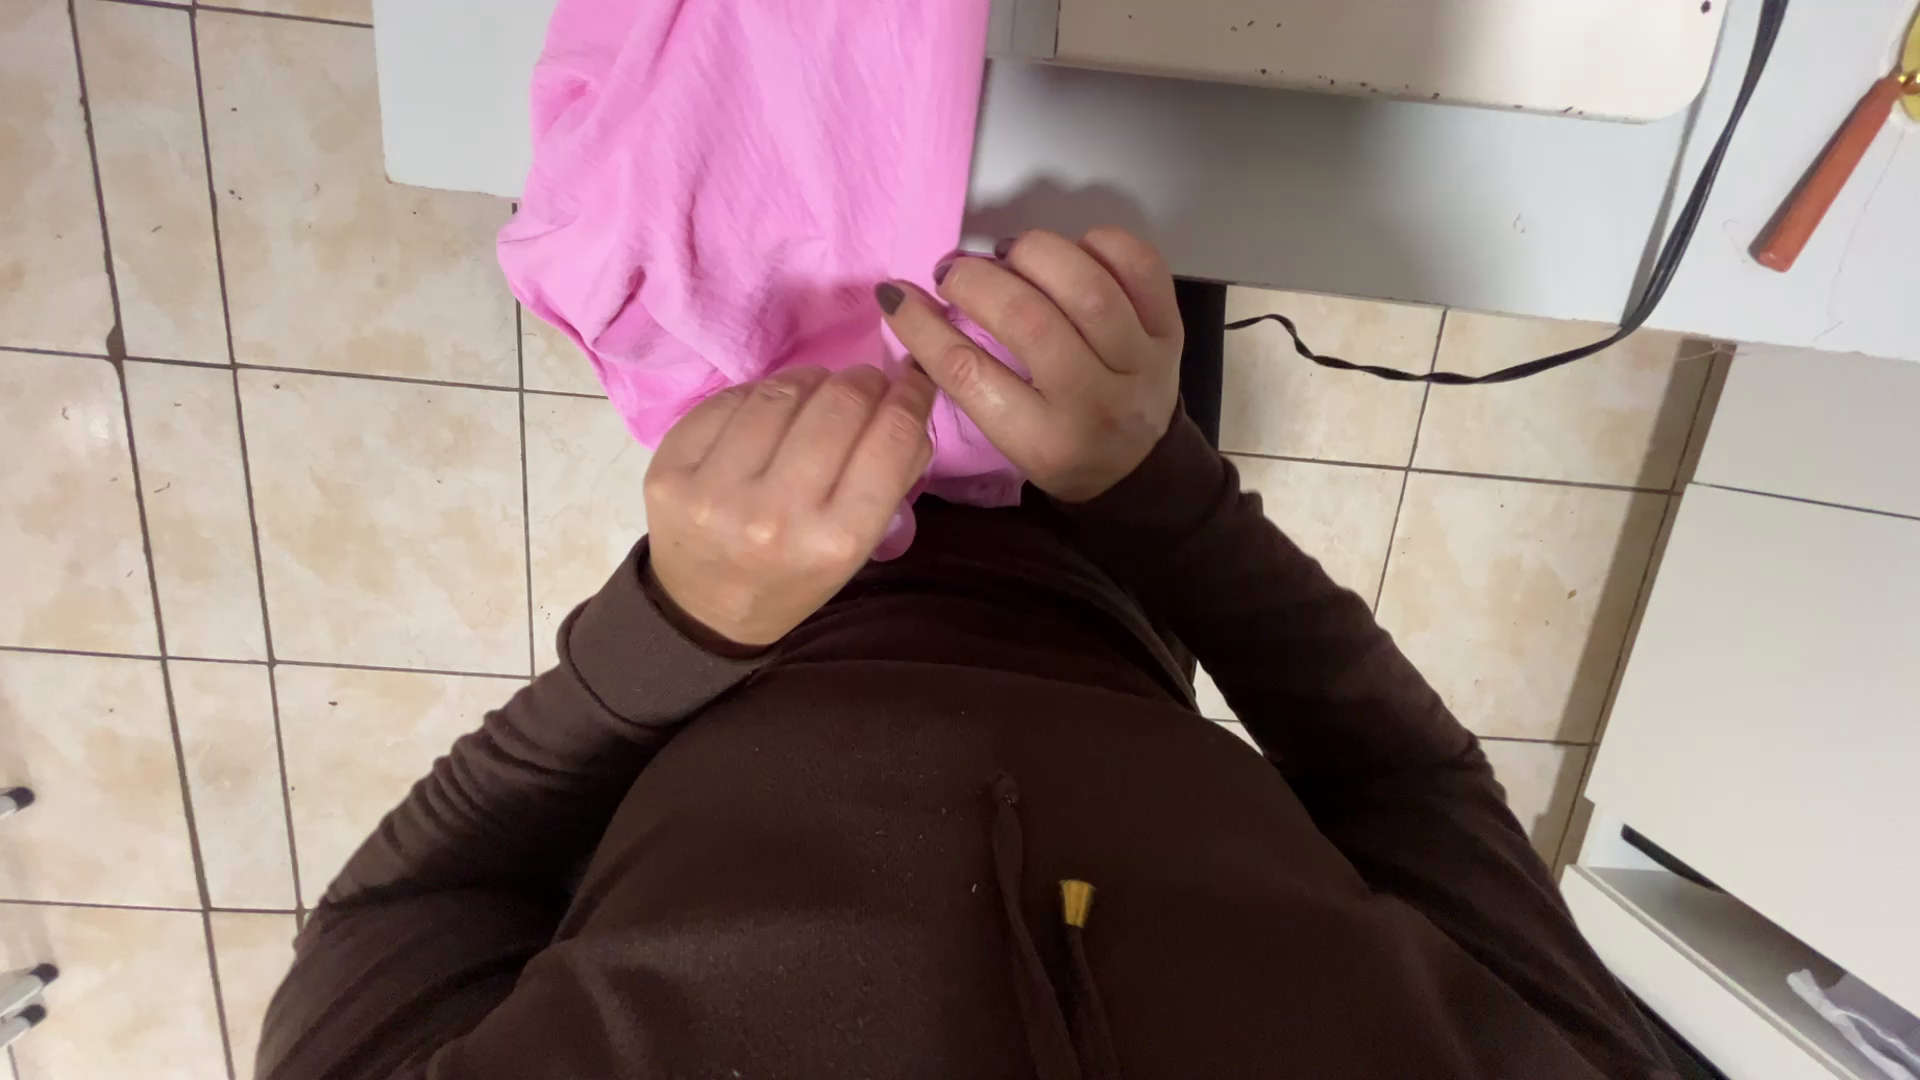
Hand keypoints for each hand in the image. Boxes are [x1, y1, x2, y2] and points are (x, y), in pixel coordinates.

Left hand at [643, 364, 935, 647]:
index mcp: (837, 540)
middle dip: (865, 382)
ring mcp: (717, 490)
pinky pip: (731, 399)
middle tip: (867, 384)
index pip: (891, 439)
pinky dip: (761, 395)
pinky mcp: (670, 470)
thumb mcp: (859, 547)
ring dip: (812, 381)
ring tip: (817, 394)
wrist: (706, 612)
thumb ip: (892, 478)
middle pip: (840, 404)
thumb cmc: (797, 577)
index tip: (913, 383)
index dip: (912, 397)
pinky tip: (768, 411)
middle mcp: (778, 514)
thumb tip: (907, 406)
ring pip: (784, 391)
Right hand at [877, 227, 1182, 501]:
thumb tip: (911, 307)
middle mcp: (1094, 402)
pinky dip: (1100, 243)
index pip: (971, 374)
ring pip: (1086, 287)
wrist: (1138, 469)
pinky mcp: (1170, 331)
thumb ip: (967, 380)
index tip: (897, 296)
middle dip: (976, 283)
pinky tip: (1071, 252)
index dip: (923, 328)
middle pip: (1029, 323)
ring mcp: (1140, 363)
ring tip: (1008, 254)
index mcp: (1043, 441)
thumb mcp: (1007, 439)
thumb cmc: (1058, 452)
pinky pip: (1140, 266)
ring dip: (1033, 253)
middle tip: (953, 272)